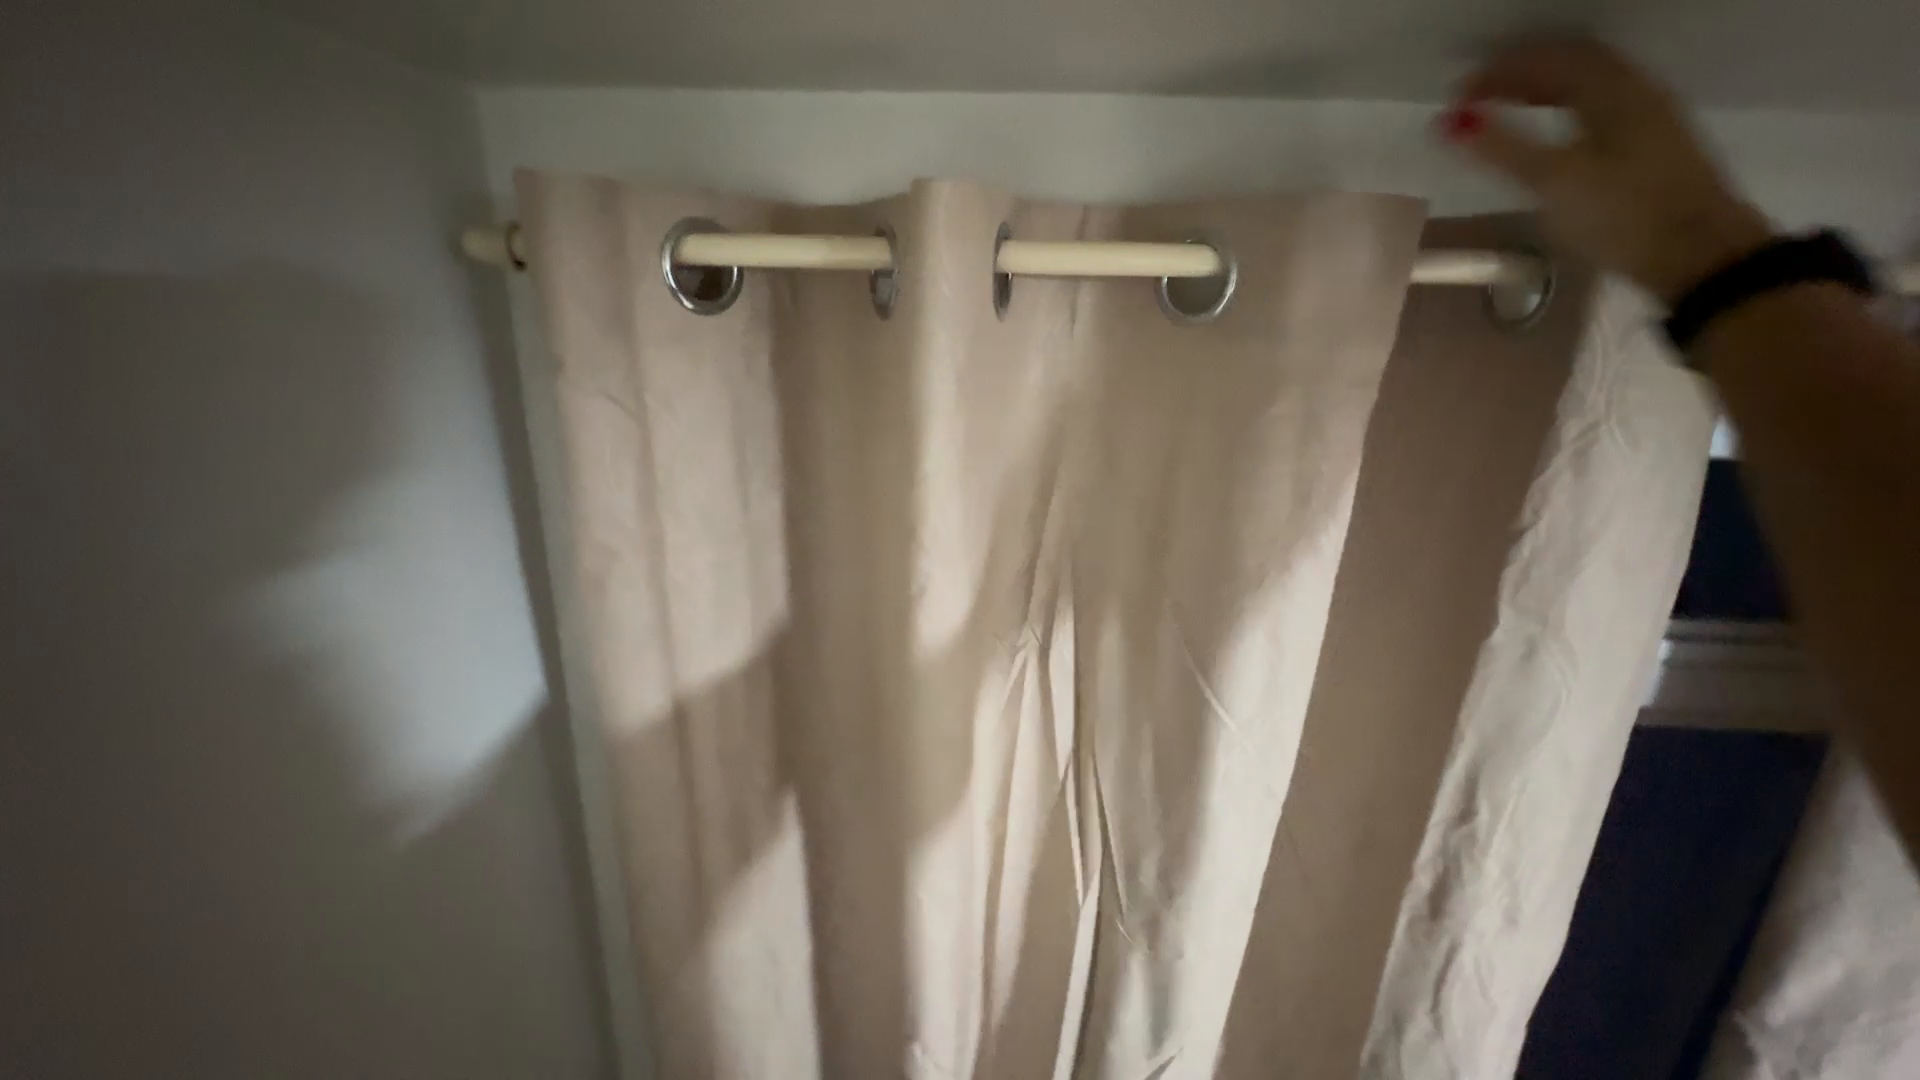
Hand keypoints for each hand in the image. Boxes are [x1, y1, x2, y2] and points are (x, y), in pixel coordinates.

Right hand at [1439, 36, 1773, 305]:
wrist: (1695, 253)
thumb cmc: (1620, 214)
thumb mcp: (1554, 181)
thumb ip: (1501, 149)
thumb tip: (1449, 121)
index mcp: (1615, 91)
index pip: (1553, 58)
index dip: (1503, 67)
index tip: (1459, 92)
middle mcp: (1637, 93)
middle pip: (1574, 66)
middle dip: (1520, 76)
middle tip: (1475, 97)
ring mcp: (1649, 120)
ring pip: (1588, 89)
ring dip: (1542, 92)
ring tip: (1503, 111)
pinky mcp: (1651, 149)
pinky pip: (1598, 110)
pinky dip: (1562, 112)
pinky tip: (1548, 136)